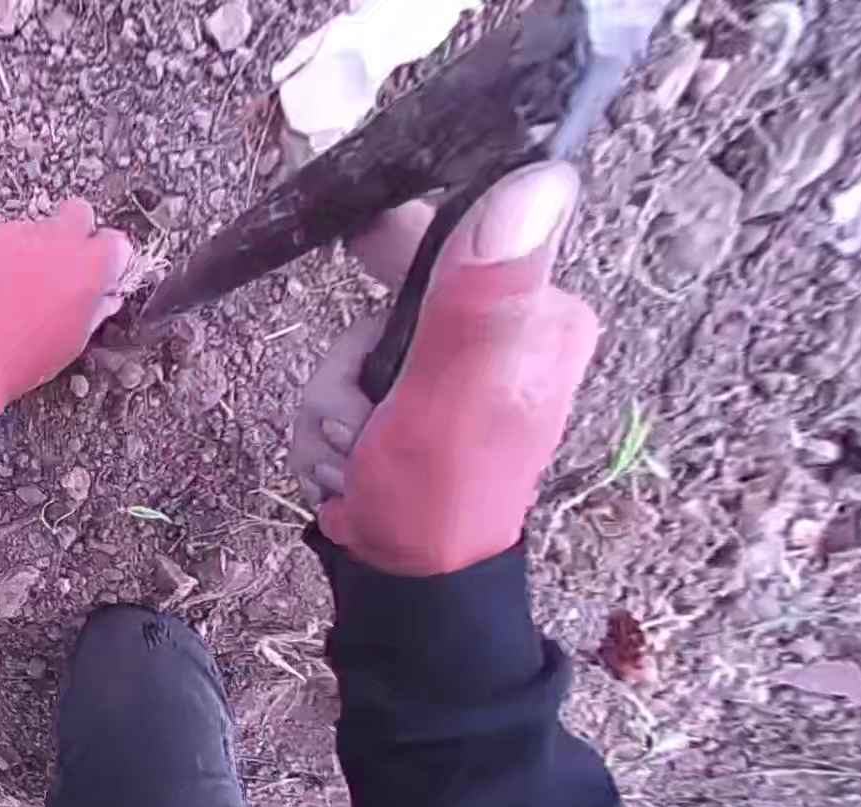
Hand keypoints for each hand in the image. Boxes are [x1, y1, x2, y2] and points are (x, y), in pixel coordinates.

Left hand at [0, 200, 131, 410]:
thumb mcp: (76, 339)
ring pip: (40, 226)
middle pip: (80, 213)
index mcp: (91, 266)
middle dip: (77, 234)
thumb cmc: (30, 355)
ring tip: (22, 286)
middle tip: (64, 266)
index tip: (101, 273)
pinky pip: (7, 234)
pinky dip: (6, 252)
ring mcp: (24, 232)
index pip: (116, 243)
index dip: (109, 260)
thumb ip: (97, 307)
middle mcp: (61, 239)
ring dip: (38, 247)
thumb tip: (106, 295)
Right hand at [301, 161, 600, 576]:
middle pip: (377, 311)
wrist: (404, 573)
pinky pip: (335, 396)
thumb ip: (479, 300)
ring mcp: (435, 377)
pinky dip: (325, 436)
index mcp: (527, 317)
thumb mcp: (451, 398)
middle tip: (356, 425)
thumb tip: (535, 179)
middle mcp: (486, 339)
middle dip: (346, 378)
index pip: (456, 238)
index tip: (343, 235)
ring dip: (328, 417)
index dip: (390, 240)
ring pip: (345, 360)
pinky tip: (342, 472)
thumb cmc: (432, 496)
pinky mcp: (397, 407)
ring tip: (349, 464)